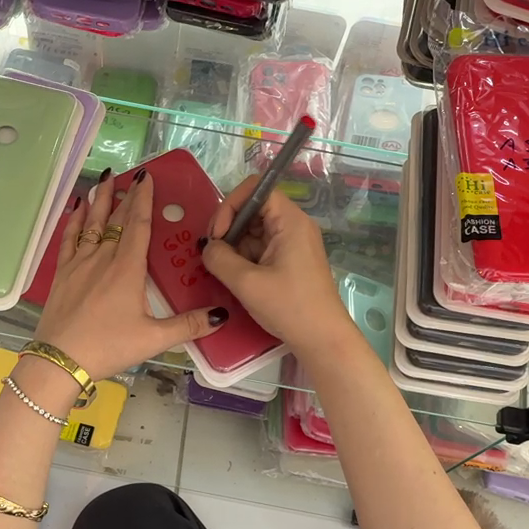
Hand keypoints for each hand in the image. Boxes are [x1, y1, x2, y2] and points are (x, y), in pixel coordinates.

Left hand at [31, 169, 224, 383]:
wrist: (60, 361)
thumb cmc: (109, 347)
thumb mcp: (153, 339)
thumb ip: (188, 325)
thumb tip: (221, 315)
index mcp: (127, 269)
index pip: (138, 225)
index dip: (144, 200)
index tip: (147, 178)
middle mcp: (102, 259)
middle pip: (116, 220)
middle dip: (125, 196)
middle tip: (132, 174)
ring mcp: (79, 265)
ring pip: (91, 224)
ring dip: (100, 201)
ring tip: (105, 180)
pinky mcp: (62, 275)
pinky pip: (68, 239)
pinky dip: (74, 221)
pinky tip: (77, 209)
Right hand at [200, 175, 354, 350]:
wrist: (322, 339)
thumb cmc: (289, 307)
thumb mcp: (247, 283)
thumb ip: (220, 259)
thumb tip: (207, 248)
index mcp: (290, 221)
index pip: (256, 189)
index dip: (231, 205)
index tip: (217, 234)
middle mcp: (294, 226)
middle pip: (254, 210)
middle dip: (229, 228)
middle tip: (213, 254)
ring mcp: (293, 244)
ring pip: (255, 232)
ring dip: (235, 247)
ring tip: (223, 270)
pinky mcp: (290, 262)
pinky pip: (261, 249)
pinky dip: (244, 259)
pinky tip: (236, 278)